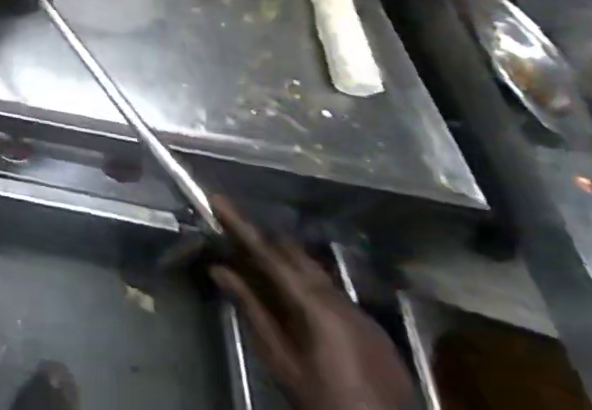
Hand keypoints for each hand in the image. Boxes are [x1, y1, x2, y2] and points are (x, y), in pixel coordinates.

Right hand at [209, 200, 415, 409]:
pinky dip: (307, 286)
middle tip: (232, 235)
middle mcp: (341, 300)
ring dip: (285, 263)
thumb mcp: (282, 362)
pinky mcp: (373, 330)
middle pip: (296, 256)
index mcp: (316, 306)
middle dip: (263, 242)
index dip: (241, 226)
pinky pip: (333, 293)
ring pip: (315, 273)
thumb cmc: (326, 402)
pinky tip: (294, 301)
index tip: (218, 201)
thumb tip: (219, 270)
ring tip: (256, 265)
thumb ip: (252, 312)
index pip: (270, 255)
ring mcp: (362, 314)